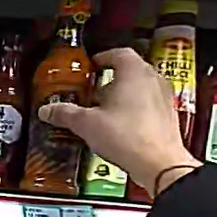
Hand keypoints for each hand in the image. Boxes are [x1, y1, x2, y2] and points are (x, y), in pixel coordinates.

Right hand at [37, 47, 199, 192]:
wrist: (158, 163)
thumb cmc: (125, 135)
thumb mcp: (86, 123)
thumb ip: (65, 113)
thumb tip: (47, 110)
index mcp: (133, 72)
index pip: (118, 53)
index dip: (103, 57)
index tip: (92, 65)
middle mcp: (152, 80)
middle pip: (130, 70)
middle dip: (110, 79)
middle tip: (92, 91)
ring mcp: (164, 97)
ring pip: (140, 87)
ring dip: (122, 95)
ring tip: (103, 111)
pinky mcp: (168, 115)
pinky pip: (148, 104)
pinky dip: (134, 109)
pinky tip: (119, 126)